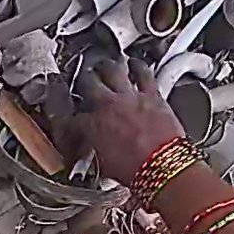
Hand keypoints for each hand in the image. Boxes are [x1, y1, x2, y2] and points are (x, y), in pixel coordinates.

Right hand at [77, 57, 187, 186]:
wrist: (164, 166)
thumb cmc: (137, 170)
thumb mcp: (107, 166)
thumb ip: (99, 152)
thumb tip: (100, 152)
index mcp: (93, 126)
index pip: (74, 119)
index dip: (70, 122)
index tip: (72, 124)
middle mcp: (108, 106)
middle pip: (87, 82)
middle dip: (83, 80)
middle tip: (83, 79)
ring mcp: (130, 97)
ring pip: (112, 69)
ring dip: (106, 66)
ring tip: (104, 65)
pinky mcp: (152, 94)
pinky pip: (143, 72)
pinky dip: (138, 66)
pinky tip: (136, 63)